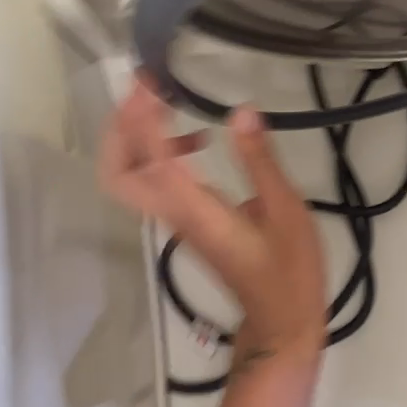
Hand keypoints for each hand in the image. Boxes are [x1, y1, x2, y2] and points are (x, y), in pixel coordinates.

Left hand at [99, 82, 327, 357]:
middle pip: (118, 173)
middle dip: (120, 128)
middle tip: (143, 91)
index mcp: (195, 210)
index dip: (141, 117)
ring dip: (136, 137)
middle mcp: (174, 214)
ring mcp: (176, 221)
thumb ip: (260, 160)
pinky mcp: (185, 223)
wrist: (281, 324)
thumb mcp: (286, 211)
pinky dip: (157, 152)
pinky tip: (195, 138)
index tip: (147, 82)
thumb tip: (241, 111)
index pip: (150, 158)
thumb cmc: (288, 271)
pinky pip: (152, 183)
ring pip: (130, 178)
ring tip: (165, 103)